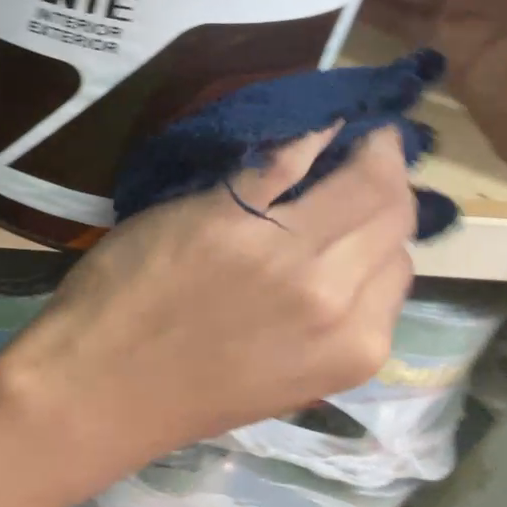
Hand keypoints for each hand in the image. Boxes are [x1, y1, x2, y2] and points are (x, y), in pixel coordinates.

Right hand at [0, 127, 415, 470]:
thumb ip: (249, 181)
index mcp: (262, 234)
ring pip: (400, 256)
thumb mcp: (174, 216)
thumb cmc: (120, 287)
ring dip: (384, 222)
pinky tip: (341, 261)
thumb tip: (307, 140)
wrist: (107, 385)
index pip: (357, 174)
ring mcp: (341, 332)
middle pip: (393, 212)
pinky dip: (375, 268)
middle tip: (364, 152)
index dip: (370, 141)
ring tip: (351, 206)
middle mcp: (318, 283)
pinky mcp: (346, 368)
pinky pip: (387, 302)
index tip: (360, 121)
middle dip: (385, 172)